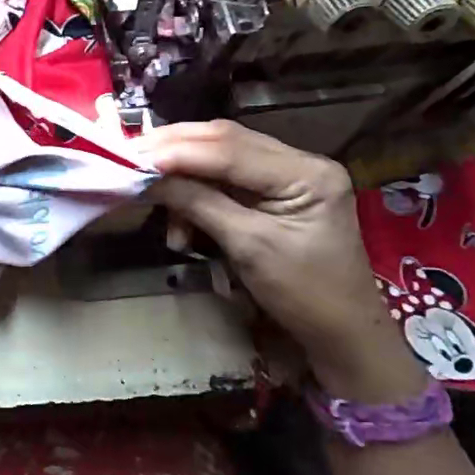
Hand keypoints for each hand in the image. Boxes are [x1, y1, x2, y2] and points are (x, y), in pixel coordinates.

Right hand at [140, 121, 428, 403]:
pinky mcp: (276, 193)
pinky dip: (197, 194)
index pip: (231, 149)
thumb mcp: (248, 247)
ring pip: (222, 157)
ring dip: (184, 176)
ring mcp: (290, 176)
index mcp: (307, 172)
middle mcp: (300, 162)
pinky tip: (181, 222)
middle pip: (226, 141)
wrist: (342, 333)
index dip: (180, 151)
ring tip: (155, 201)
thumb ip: (199, 204)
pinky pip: (228, 180)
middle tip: (132, 159)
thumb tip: (149, 180)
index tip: (135, 158)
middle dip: (176, 151)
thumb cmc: (303, 294)